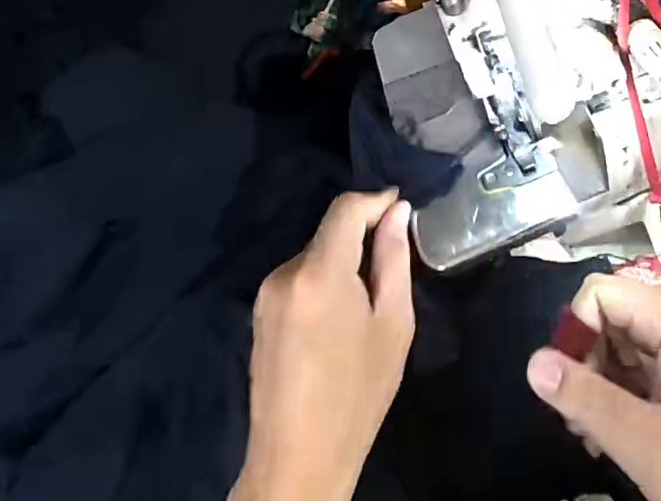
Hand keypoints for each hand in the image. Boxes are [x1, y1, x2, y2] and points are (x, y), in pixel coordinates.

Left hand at [230, 190, 414, 500]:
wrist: (297, 460)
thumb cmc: (356, 393)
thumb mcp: (393, 324)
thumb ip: (394, 259)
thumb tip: (396, 211)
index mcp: (318, 273)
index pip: (345, 209)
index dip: (375, 200)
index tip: (401, 206)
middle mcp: (284, 272)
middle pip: (330, 231)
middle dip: (362, 235)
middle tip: (392, 264)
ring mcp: (266, 292)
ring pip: (315, 253)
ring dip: (342, 259)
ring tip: (366, 299)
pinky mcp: (259, 311)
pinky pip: (300, 276)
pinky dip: (323, 278)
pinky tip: (338, 317)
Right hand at [526, 274, 660, 500]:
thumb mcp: (653, 447)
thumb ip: (588, 400)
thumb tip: (532, 362)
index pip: (598, 293)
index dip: (575, 333)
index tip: (568, 388)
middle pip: (604, 315)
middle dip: (582, 361)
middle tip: (578, 420)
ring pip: (613, 343)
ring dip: (594, 384)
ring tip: (592, 435)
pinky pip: (631, 369)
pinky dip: (614, 397)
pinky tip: (610, 437)